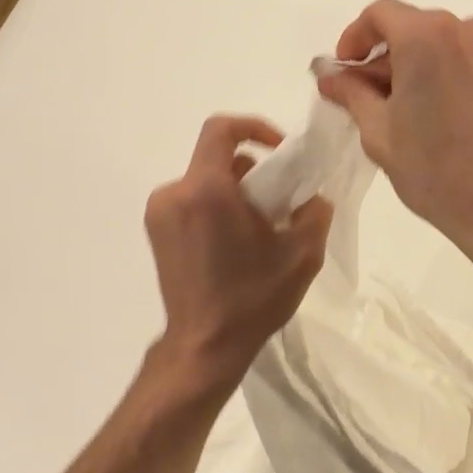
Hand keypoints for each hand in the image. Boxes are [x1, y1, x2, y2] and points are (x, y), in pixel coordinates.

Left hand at [144, 115, 330, 381]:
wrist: (206, 344)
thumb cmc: (254, 297)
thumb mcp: (303, 254)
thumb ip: (315, 212)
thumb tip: (312, 197)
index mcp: (207, 190)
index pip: (222, 129)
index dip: (255, 128)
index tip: (282, 152)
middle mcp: (175, 193)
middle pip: (218, 161)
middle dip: (255, 174)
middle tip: (282, 205)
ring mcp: (160, 215)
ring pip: (207, 185)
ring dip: (237, 196)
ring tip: (263, 232)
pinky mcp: (157, 235)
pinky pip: (193, 205)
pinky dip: (218, 212)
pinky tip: (239, 246)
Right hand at [317, 0, 472, 286]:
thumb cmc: (433, 170)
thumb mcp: (378, 130)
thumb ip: (350, 92)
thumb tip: (329, 74)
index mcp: (427, 36)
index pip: (380, 14)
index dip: (355, 38)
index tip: (344, 70)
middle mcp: (466, 29)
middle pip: (411, 27)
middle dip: (384, 56)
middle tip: (366, 98)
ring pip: (439, 43)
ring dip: (413, 65)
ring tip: (399, 111)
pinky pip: (464, 58)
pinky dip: (441, 72)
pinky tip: (431, 112)